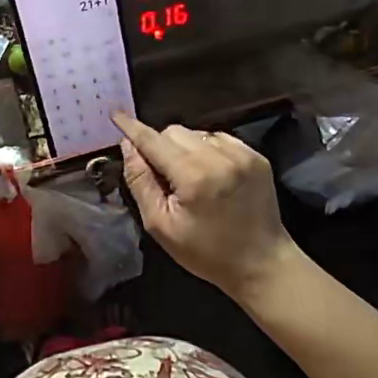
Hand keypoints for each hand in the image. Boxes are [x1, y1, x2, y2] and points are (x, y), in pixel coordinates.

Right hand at [113, 111, 302, 297]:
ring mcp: (242, 153)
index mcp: (192, 175)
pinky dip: (206, 150)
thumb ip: (140, 182)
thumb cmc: (205, 251)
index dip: (132, 128)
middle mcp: (219, 156)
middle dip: (160, 147)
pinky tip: (209, 173)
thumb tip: (128, 146)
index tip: (116, 115)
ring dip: (183, 148)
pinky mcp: (256, 156)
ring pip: (196, 133)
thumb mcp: (160, 224)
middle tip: (162, 176)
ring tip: (188, 177)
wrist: (262, 263)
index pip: (153, 140)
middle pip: (173, 132)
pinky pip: (218, 138)